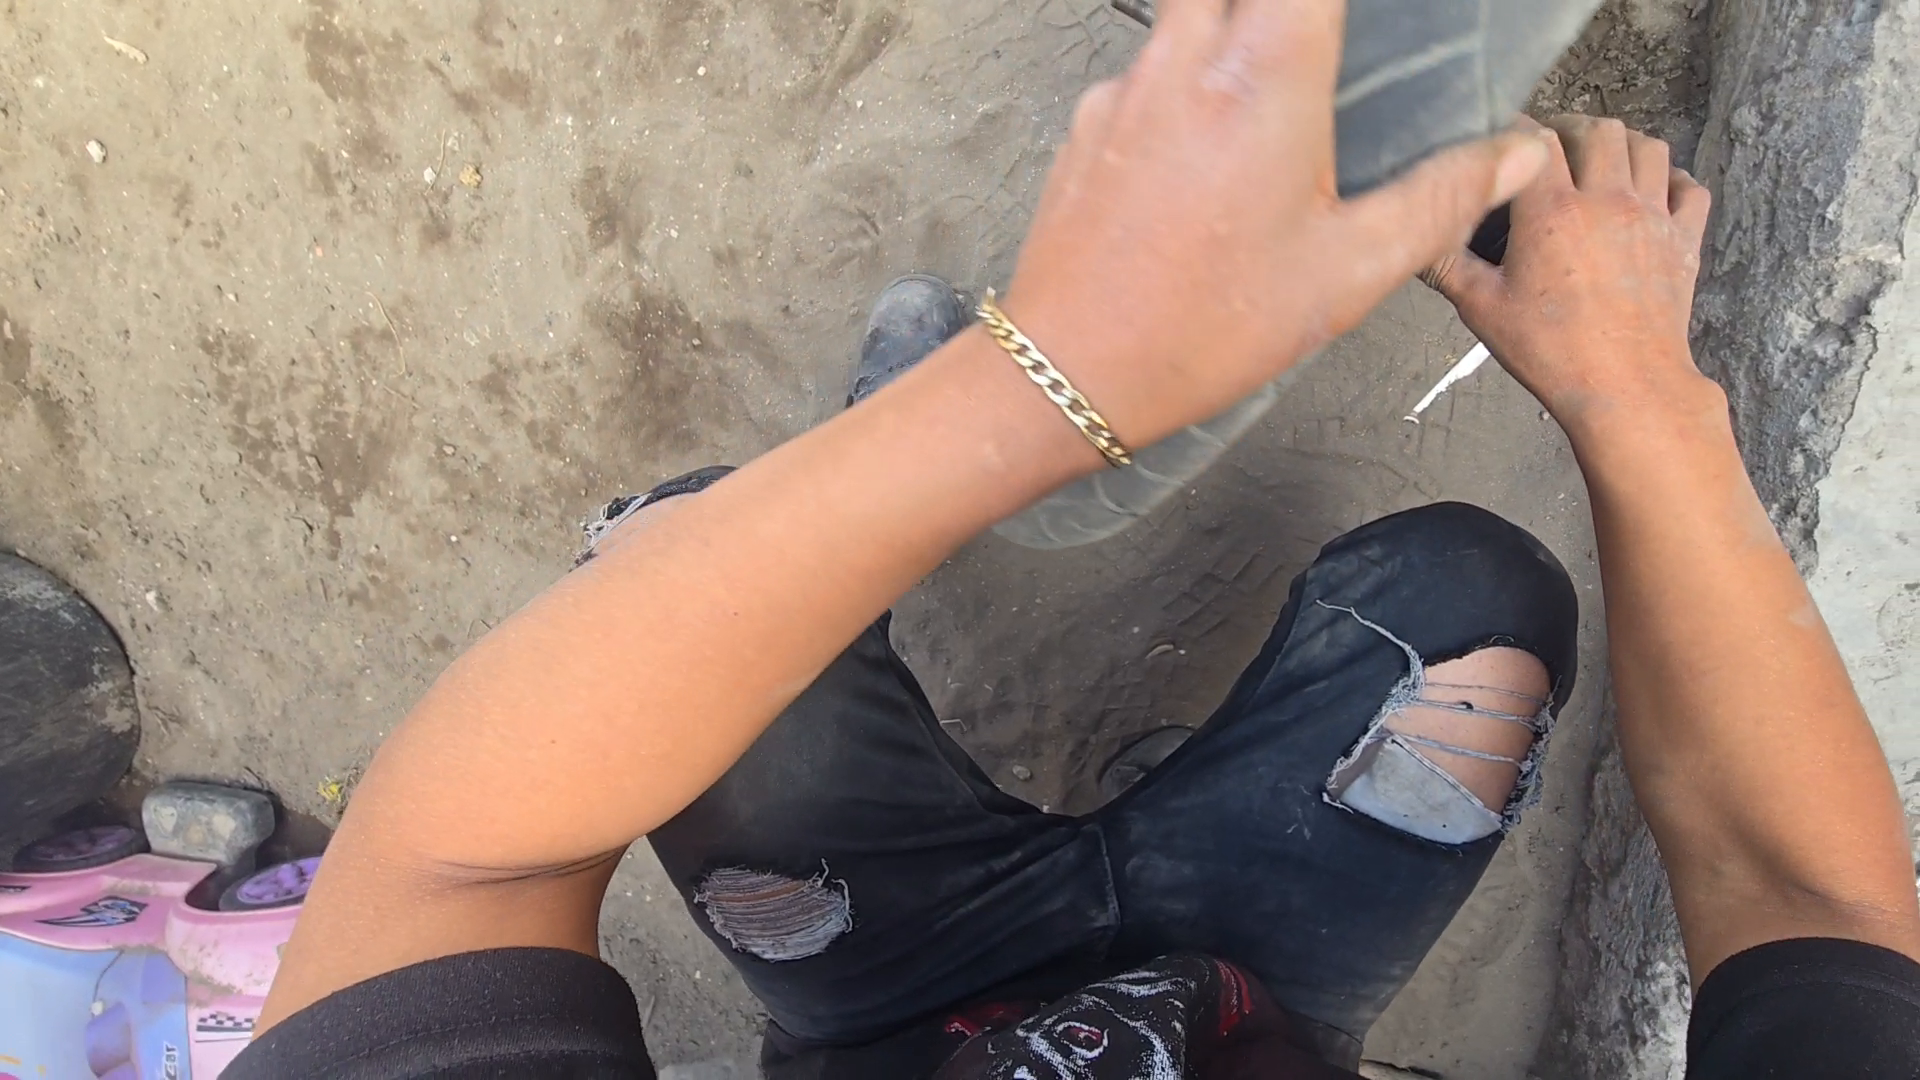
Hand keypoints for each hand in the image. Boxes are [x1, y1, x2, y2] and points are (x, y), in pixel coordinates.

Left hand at [998, 0, 1550, 450]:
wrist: (1068, 375)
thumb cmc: (1204, 330)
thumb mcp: (1341, 277)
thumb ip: (1438, 202)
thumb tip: (1517, 156)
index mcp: (1263, 70)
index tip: (1348, 26)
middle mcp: (1180, 60)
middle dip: (1273, 9)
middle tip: (1306, 60)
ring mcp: (1116, 97)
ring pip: (1178, 23)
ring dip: (1219, 42)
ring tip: (1249, 119)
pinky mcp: (1078, 139)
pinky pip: (1133, 84)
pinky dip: (1168, 96)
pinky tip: (1182, 170)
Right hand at [1422, 115, 1714, 428]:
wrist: (1622, 380)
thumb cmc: (1544, 346)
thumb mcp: (1479, 308)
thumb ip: (1448, 267)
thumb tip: (1415, 243)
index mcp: (1552, 214)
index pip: (1534, 144)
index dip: (1514, 129)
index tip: (1496, 133)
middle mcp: (1608, 200)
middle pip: (1600, 131)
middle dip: (1570, 127)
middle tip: (1544, 145)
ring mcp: (1654, 215)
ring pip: (1649, 146)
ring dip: (1619, 143)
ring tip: (1593, 159)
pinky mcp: (1683, 237)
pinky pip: (1688, 185)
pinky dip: (1668, 176)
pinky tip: (1647, 189)